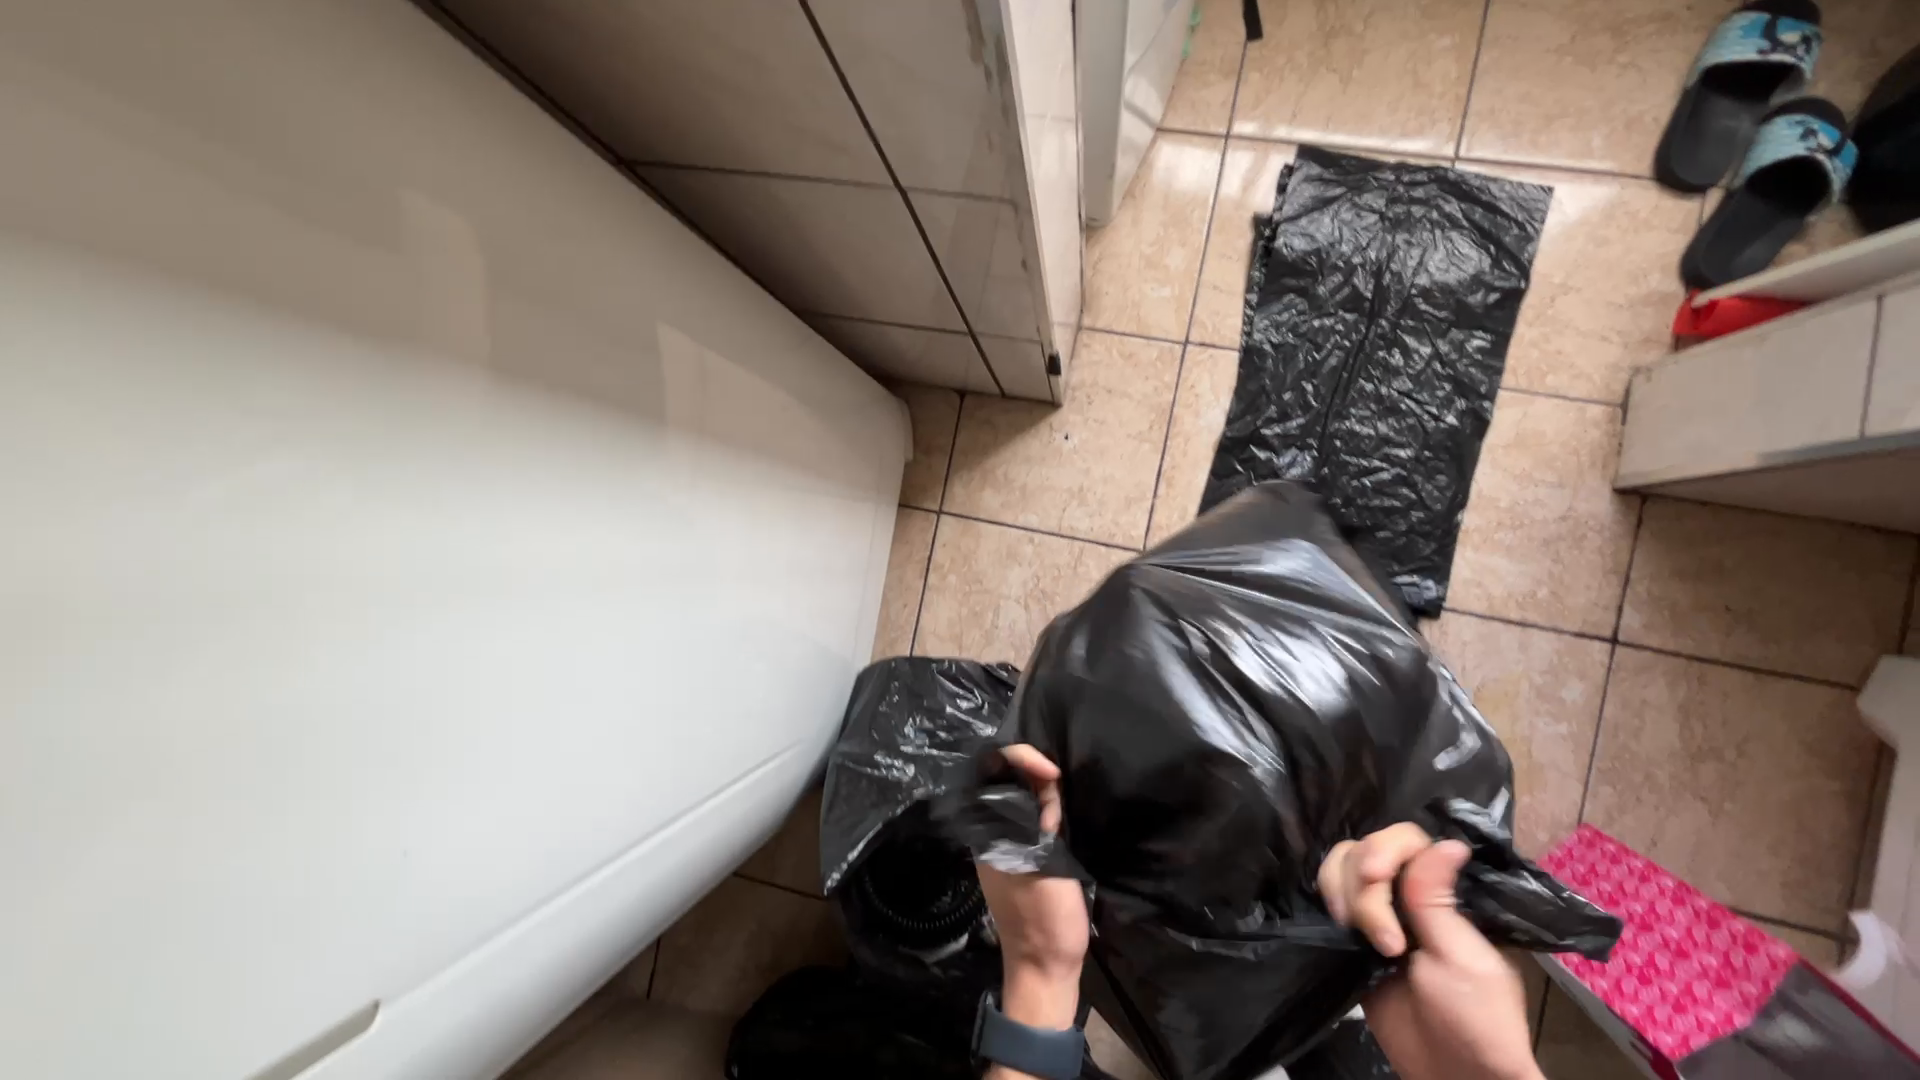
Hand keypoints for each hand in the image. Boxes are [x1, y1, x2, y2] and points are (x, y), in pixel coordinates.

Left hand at [976, 744, 1087, 1032]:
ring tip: (1061, 811)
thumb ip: (1030, 822)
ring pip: (1026, 792)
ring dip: (1046, 791)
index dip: (1019, 758)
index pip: (989, 770)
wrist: (1046, 963)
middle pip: (1008, 775)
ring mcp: (1013, 837)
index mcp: (984, 828)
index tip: (1050, 773)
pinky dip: (1051, 806)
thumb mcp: (1034, 864)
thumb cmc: (1038, 916)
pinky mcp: (1032, 848)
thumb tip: (1037, 787)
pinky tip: (1062, 814)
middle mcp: (993, 826)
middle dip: (1035, 770)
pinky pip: (1036, 812)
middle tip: (1059, 786)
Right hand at [1318, 825, 1543, 1079]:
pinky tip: (1340, 928)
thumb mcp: (1462, 959)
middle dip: (1366, 891)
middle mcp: (1408, 893)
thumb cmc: (1474, 1020)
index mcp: (1444, 894)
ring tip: (1364, 939)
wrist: (1452, 1076)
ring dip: (1345, 896)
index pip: (1407, 841)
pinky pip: (1329, 896)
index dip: (1385, 850)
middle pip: (1365, 852)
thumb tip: (1450, 841)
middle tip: (1386, 943)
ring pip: (1341, 867)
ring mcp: (1378, 912)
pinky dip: (1328, 902)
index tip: (1376, 877)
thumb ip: (1437, 900)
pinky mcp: (1352, 934)